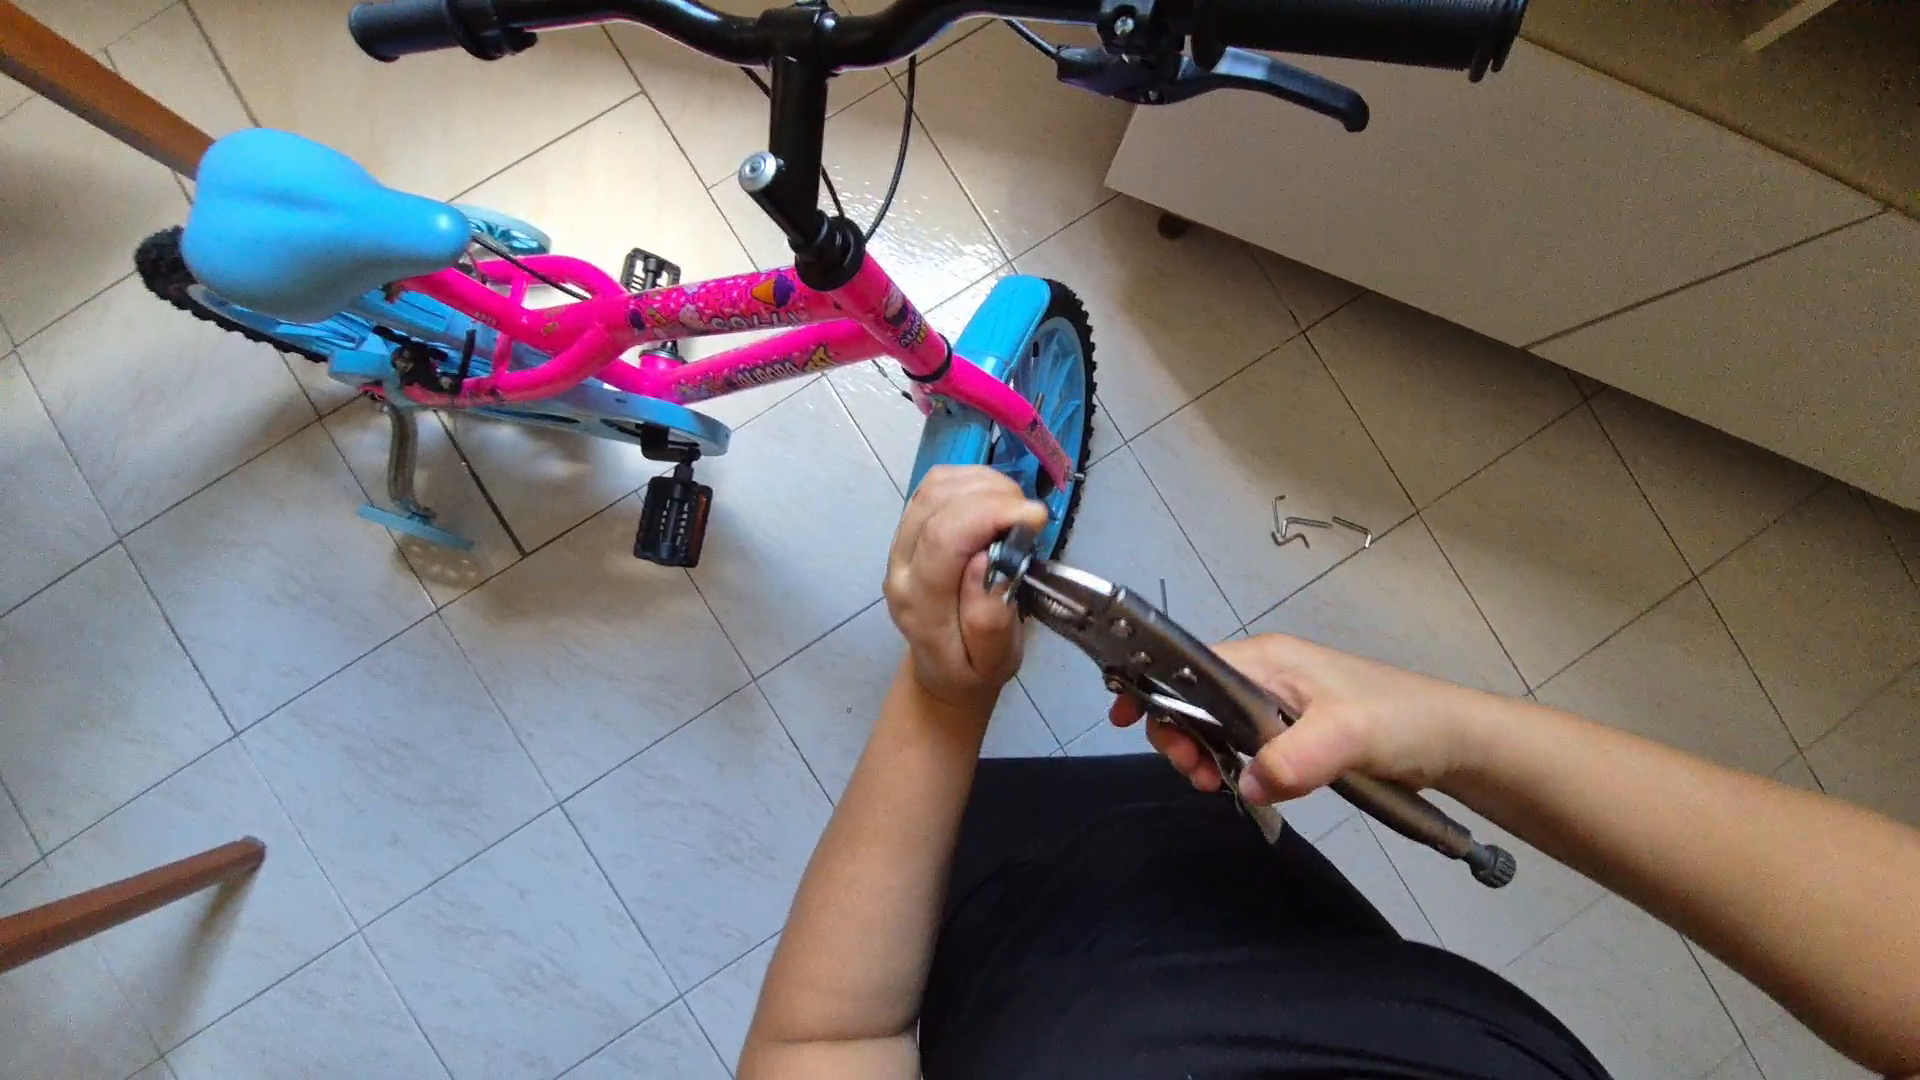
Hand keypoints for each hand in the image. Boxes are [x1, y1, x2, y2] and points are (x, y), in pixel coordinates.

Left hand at [885, 466, 1048, 711]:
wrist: (943, 668)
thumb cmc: (973, 666)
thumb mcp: (994, 662)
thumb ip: (989, 620)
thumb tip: (987, 563)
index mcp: (920, 603)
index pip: (944, 539)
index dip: (991, 513)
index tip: (1036, 516)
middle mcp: (901, 567)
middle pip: (937, 503)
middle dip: (994, 495)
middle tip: (1031, 516)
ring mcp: (900, 542)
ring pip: (934, 486)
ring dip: (984, 484)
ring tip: (1016, 509)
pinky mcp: (910, 526)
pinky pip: (935, 485)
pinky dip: (972, 481)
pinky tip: (996, 501)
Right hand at [1110, 634, 1487, 804]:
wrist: (1455, 740)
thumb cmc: (1401, 720)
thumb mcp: (1350, 735)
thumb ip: (1296, 757)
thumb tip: (1247, 785)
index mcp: (1265, 659)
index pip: (1189, 665)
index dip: (1152, 688)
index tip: (1125, 720)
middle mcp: (1262, 673)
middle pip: (1192, 696)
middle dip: (1178, 732)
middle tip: (1197, 776)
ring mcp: (1274, 701)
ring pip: (1212, 721)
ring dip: (1201, 751)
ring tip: (1215, 784)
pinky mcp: (1289, 728)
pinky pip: (1238, 741)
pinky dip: (1227, 761)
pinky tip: (1238, 783)